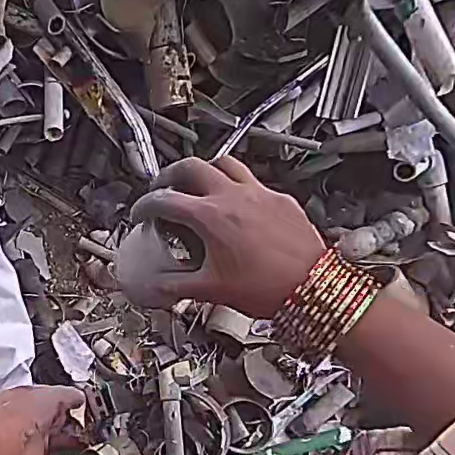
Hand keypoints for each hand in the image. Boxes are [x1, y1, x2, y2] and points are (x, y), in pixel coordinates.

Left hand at [0, 386, 84, 454]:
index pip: (41, 399)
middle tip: (64, 415)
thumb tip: (44, 428)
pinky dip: (0, 421)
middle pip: (18, 396)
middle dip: (43, 402)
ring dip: (21, 411)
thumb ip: (39, 447)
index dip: (64, 398)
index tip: (75, 401)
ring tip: (43, 429)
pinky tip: (15, 438)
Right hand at [127, 156, 327, 315]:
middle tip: (163, 188)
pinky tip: (237, 203)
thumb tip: (158, 289)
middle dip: (170, 175)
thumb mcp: (213, 290)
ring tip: (198, 184)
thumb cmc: (269, 288)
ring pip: (225, 163)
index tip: (142, 214)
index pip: (165, 200)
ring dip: (206, 170)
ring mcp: (259, 194)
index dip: (145, 206)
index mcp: (211, 217)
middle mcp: (233, 197)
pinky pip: (253, 181)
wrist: (312, 288)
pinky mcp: (280, 199)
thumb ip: (178, 287)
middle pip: (191, 167)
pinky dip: (237, 186)